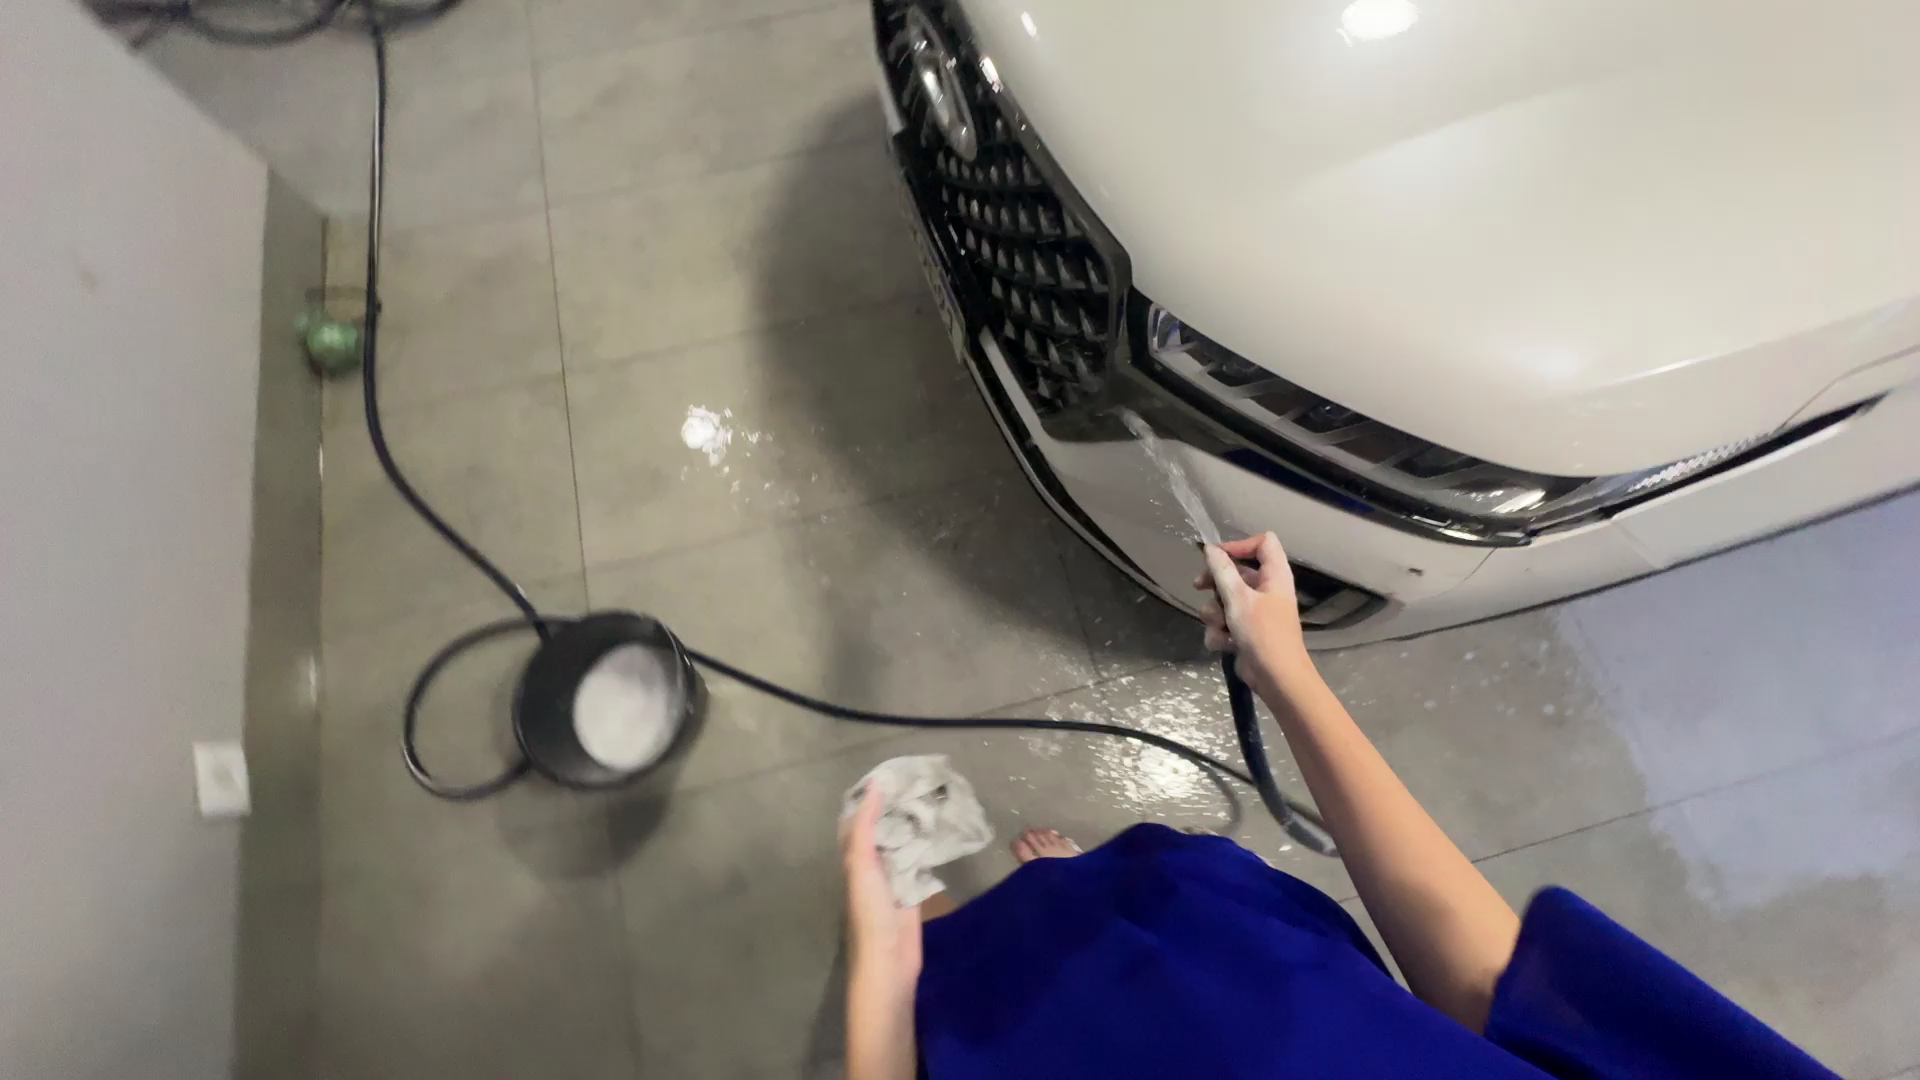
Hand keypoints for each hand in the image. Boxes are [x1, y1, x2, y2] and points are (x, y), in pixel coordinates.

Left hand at [841, 784, 921, 985]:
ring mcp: (894, 874)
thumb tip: (876, 784)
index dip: (872, 794)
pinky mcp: (914, 886)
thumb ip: (866, 825)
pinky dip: (929, 841)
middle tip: (922, 777)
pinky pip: (921, 857)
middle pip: (884, 825)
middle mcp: (873, 861)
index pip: (860, 816)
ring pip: (904, 839)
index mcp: (854, 855)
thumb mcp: (861, 864)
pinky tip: (943, 825)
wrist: (889, 962)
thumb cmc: (869, 912)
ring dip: (915, 820)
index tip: (893, 769)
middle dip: (898, 804)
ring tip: (935, 793)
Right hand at [1194, 532, 1312, 692]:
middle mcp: (1266, 590)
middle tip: (1198, 586)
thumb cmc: (1263, 633)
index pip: (1263, 543)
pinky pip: (1223, 622)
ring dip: (1215, 614)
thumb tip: (1210, 549)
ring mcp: (1255, 611)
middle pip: (1235, 572)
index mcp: (1274, 576)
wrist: (1276, 677)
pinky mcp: (1245, 631)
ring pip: (1223, 600)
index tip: (1216, 556)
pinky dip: (1219, 632)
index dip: (1239, 546)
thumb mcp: (1238, 599)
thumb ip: (1222, 571)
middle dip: (1214, 583)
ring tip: (1220, 627)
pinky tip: (1224, 643)